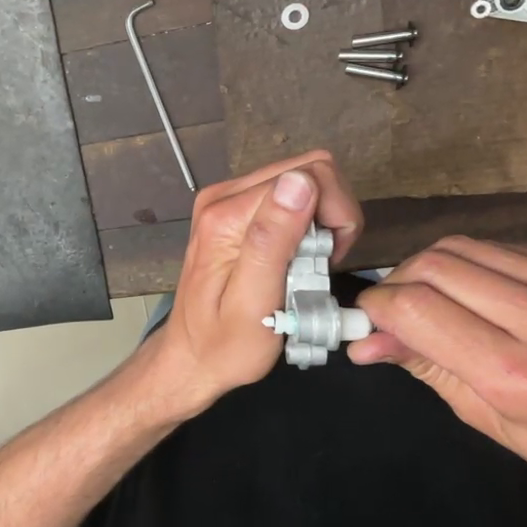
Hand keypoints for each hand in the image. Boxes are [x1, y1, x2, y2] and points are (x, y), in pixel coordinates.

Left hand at [150, 150, 362, 413]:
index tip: (324, 263)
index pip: (310, 175)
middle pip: (309, 170)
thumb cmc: (225, 344)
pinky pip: (290, 196)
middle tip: (319, 265)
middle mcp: (222, 195)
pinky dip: (308, 224)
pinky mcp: (235, 209)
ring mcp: (226, 199)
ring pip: (304, 180)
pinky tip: (296, 260)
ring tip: (307, 266)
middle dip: (332, 215)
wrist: (192, 356)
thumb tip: (301, 181)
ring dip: (322, 221)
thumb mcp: (254, 303)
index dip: (334, 217)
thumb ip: (272, 241)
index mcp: (225, 215)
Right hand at [346, 236, 526, 513]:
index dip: (377, 310)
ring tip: (426, 302)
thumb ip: (427, 369)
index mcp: (524, 377)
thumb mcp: (492, 424)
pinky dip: (468, 268)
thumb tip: (364, 342)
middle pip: (435, 266)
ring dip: (427, 270)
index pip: (418, 309)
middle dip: (396, 285)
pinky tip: (471, 296)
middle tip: (391, 315)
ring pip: (462, 248)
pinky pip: (499, 251)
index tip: (366, 326)